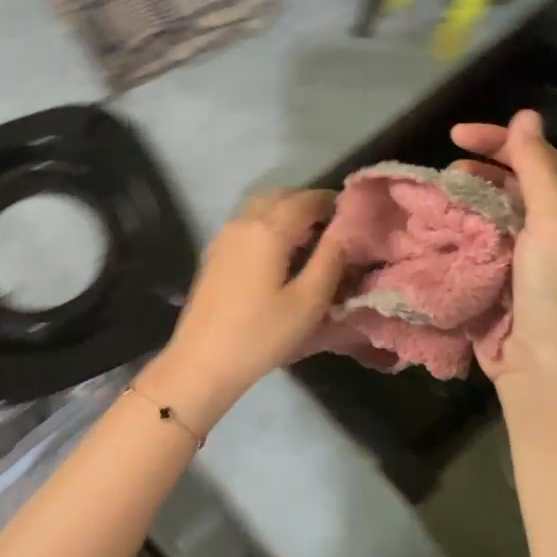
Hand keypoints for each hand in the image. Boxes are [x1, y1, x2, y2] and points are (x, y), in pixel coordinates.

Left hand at [141, 190, 345, 430]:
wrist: (203, 360)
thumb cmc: (261, 334)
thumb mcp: (308, 301)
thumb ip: (330, 260)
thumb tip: (346, 230)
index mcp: (267, 229)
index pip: (305, 200)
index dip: (332, 202)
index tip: (354, 214)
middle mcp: (242, 222)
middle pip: (280, 196)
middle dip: (308, 203)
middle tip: (333, 226)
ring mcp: (223, 236)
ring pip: (260, 207)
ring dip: (286, 212)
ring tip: (310, 240)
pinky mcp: (214, 253)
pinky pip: (246, 223)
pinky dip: (267, 224)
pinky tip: (280, 253)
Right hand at [450, 110, 556, 389]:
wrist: (547, 370)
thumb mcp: (555, 222)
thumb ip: (537, 168)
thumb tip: (526, 116)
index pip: (543, 159)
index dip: (501, 141)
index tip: (454, 135)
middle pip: (519, 184)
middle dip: (482, 170)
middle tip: (446, 170)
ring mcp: (534, 260)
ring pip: (496, 213)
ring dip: (468, 200)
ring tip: (439, 197)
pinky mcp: (506, 282)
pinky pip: (482, 243)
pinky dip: (461, 230)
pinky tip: (440, 227)